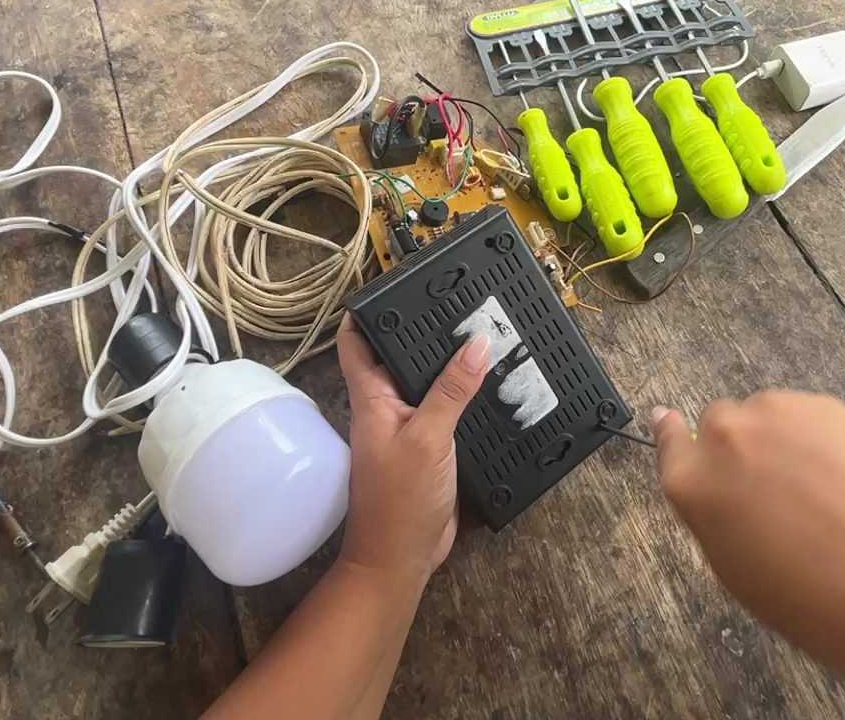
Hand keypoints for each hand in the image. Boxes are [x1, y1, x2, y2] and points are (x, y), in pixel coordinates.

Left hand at [336, 313, 490, 586]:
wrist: (400, 560)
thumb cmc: (400, 500)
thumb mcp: (428, 437)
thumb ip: (452, 390)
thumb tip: (477, 342)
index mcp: (372, 397)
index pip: (357, 342)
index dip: (366, 312)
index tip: (391, 283)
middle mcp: (387, 405)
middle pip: (398, 356)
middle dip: (420, 329)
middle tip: (454, 297)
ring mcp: (408, 426)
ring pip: (426, 381)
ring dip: (445, 359)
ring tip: (478, 328)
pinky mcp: (430, 445)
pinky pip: (445, 407)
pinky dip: (462, 390)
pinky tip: (487, 380)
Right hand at [652, 392, 844, 646]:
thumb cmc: (814, 597)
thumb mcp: (740, 571)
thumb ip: (715, 516)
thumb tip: (720, 492)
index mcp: (691, 485)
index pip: (667, 442)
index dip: (672, 433)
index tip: (669, 422)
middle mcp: (722, 437)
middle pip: (718, 424)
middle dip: (739, 447)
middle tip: (775, 488)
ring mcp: (770, 412)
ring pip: (765, 416)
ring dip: (780, 439)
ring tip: (821, 489)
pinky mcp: (817, 403)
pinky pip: (805, 415)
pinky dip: (818, 436)